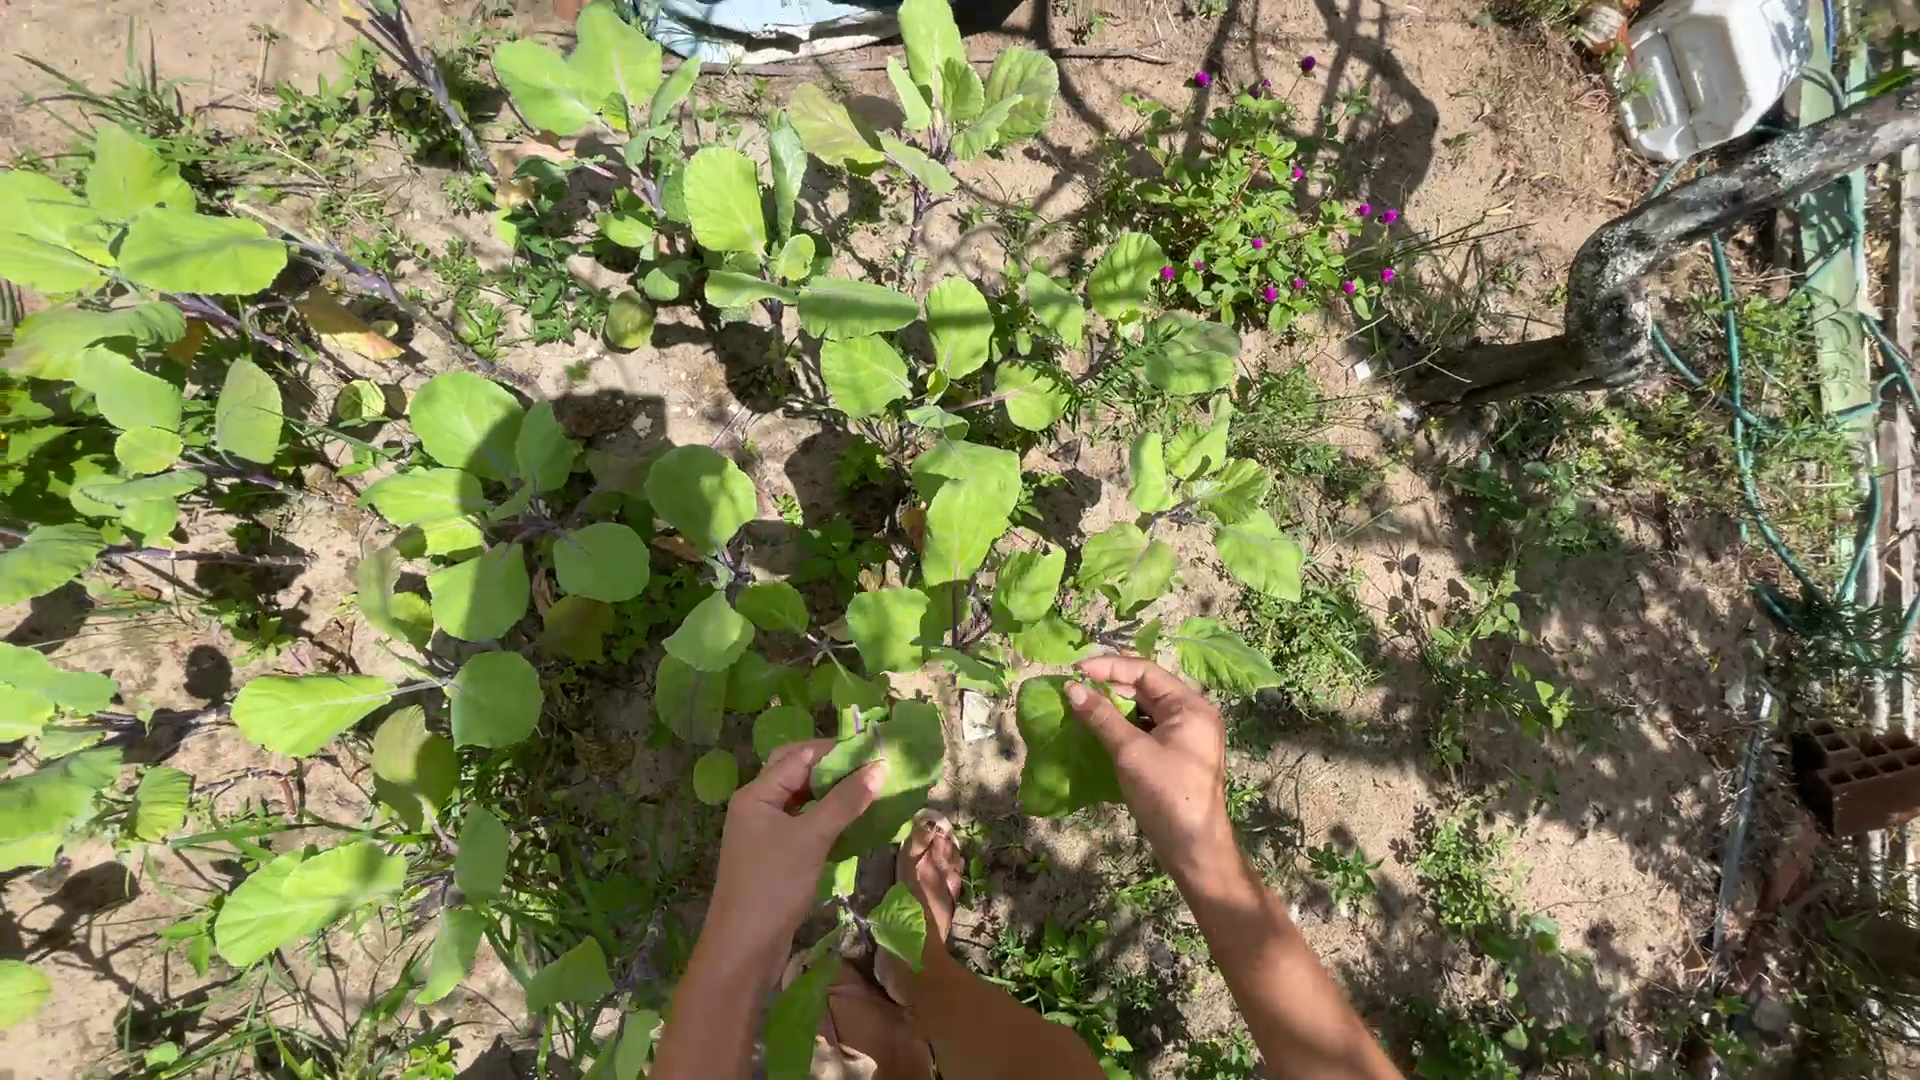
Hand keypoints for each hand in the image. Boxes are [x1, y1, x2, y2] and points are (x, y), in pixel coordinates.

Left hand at [699, 739, 884, 979]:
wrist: (743, 951)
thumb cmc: (773, 886)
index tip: (874, 752)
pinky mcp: (775, 852)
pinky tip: (852, 820)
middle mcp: (757, 804)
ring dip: (832, 792)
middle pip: (798, 771)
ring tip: (868, 790)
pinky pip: (804, 821)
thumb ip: (845, 801)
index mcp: (757, 793)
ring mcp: (765, 830)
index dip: (837, 751)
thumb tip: (879, 768)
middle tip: (870, 769)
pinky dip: (827, 816)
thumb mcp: (812, 838)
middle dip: (834, 768)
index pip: (800, 755)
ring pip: (803, 797)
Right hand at [1065, 656, 1233, 879]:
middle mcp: (1191, 714)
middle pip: (1145, 688)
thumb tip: (1071, 688)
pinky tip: (1098, 728)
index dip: (1108, 667)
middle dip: (1108, 686)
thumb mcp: (1130, 751)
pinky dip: (1121, 725)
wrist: (1194, 850)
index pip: (1144, 671)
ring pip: (1143, 709)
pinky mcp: (1174, 754)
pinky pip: (1145, 728)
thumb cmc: (1167, 795)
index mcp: (1190, 706)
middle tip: (1074, 689)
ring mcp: (1184, 735)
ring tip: (1081, 705)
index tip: (1076, 671)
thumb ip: (1101, 716)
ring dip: (1112, 706)